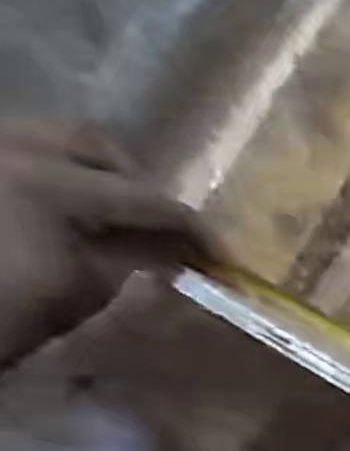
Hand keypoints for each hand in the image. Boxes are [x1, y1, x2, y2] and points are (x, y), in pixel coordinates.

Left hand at [0, 121, 215, 364]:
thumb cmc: (9, 307)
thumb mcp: (88, 284)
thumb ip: (139, 254)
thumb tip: (181, 249)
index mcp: (45, 185)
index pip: (151, 200)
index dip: (199, 232)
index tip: (227, 263)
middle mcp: (3, 148)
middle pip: (92, 145)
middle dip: (137, 186)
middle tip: (163, 230)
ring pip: (50, 143)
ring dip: (94, 180)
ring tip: (114, 224)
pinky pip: (19, 159)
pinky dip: (56, 184)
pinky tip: (68, 220)